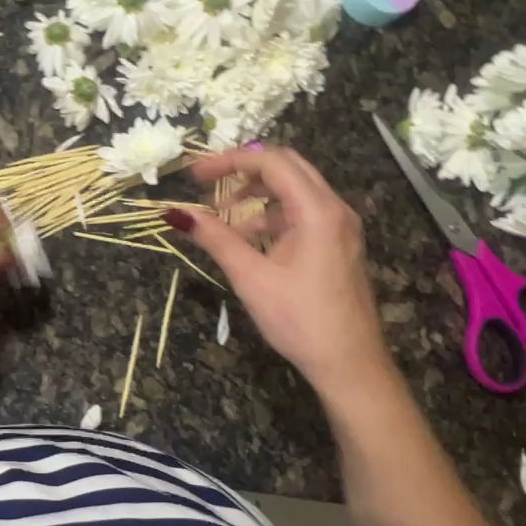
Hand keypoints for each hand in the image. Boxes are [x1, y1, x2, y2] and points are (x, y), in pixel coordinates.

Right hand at [165, 147, 391, 387]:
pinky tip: (248, 240)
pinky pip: (303, 212)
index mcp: (317, 211)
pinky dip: (272, 215)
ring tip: (222, 218)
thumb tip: (176, 213)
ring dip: (256, 194)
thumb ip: (215, 238)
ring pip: (295, 189)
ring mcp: (340, 226)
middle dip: (243, 170)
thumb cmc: (300, 320)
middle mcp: (335, 209)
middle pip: (287, 167)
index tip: (195, 174)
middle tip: (207, 184)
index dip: (229, 161)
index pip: (271, 162)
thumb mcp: (251, 277)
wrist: (349, 364)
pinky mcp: (338, 243)